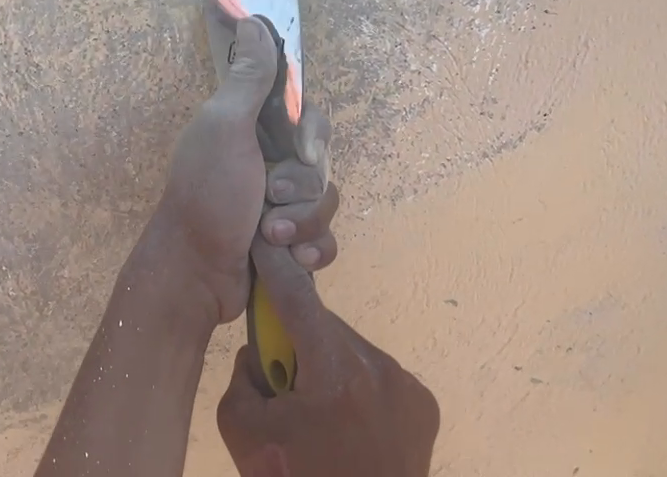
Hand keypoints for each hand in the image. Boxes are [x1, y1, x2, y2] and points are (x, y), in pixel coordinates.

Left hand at [152, 17, 336, 323]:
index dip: (313, 135)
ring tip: (271, 238)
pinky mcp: (290, 245)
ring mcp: (280, 206)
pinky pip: (327, 242)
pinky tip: (294, 262)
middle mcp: (268, 163)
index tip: (302, 150)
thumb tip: (251, 19)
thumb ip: (248, 78)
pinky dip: (313, 253)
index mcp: (253, 130)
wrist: (195, 272)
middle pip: (322, 165)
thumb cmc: (208, 192)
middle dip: (302, 189)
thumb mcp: (226, 127)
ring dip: (303, 224)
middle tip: (269, 201)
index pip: (308, 119)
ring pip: (326, 204)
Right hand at [216, 239, 439, 476]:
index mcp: (332, 372)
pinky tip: (350, 424)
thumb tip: (263, 349)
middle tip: (284, 377)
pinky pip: (375, 374)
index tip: (262, 237)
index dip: (273, 263)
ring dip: (327, 362)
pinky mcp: (424, 404)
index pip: (294, 294)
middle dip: (299, 336)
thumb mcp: (243, 428)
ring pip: (348, 349)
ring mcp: (406, 385)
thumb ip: (245, 372)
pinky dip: (356, 385)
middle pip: (322, 324)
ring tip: (319, 412)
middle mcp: (376, 367)